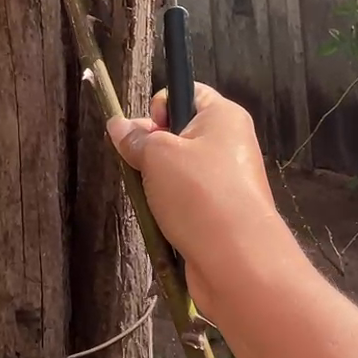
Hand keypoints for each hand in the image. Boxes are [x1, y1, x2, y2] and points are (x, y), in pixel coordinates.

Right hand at [107, 84, 287, 313]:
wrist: (240, 265)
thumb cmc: (199, 193)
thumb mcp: (157, 155)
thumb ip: (134, 138)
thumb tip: (117, 124)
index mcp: (223, 116)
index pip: (186, 92)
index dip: (160, 107)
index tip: (150, 133)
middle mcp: (230, 143)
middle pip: (178, 133)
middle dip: (152, 149)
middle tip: (139, 166)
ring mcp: (228, 182)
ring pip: (178, 170)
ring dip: (157, 183)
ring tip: (150, 199)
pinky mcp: (221, 214)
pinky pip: (186, 200)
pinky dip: (169, 209)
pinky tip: (161, 222)